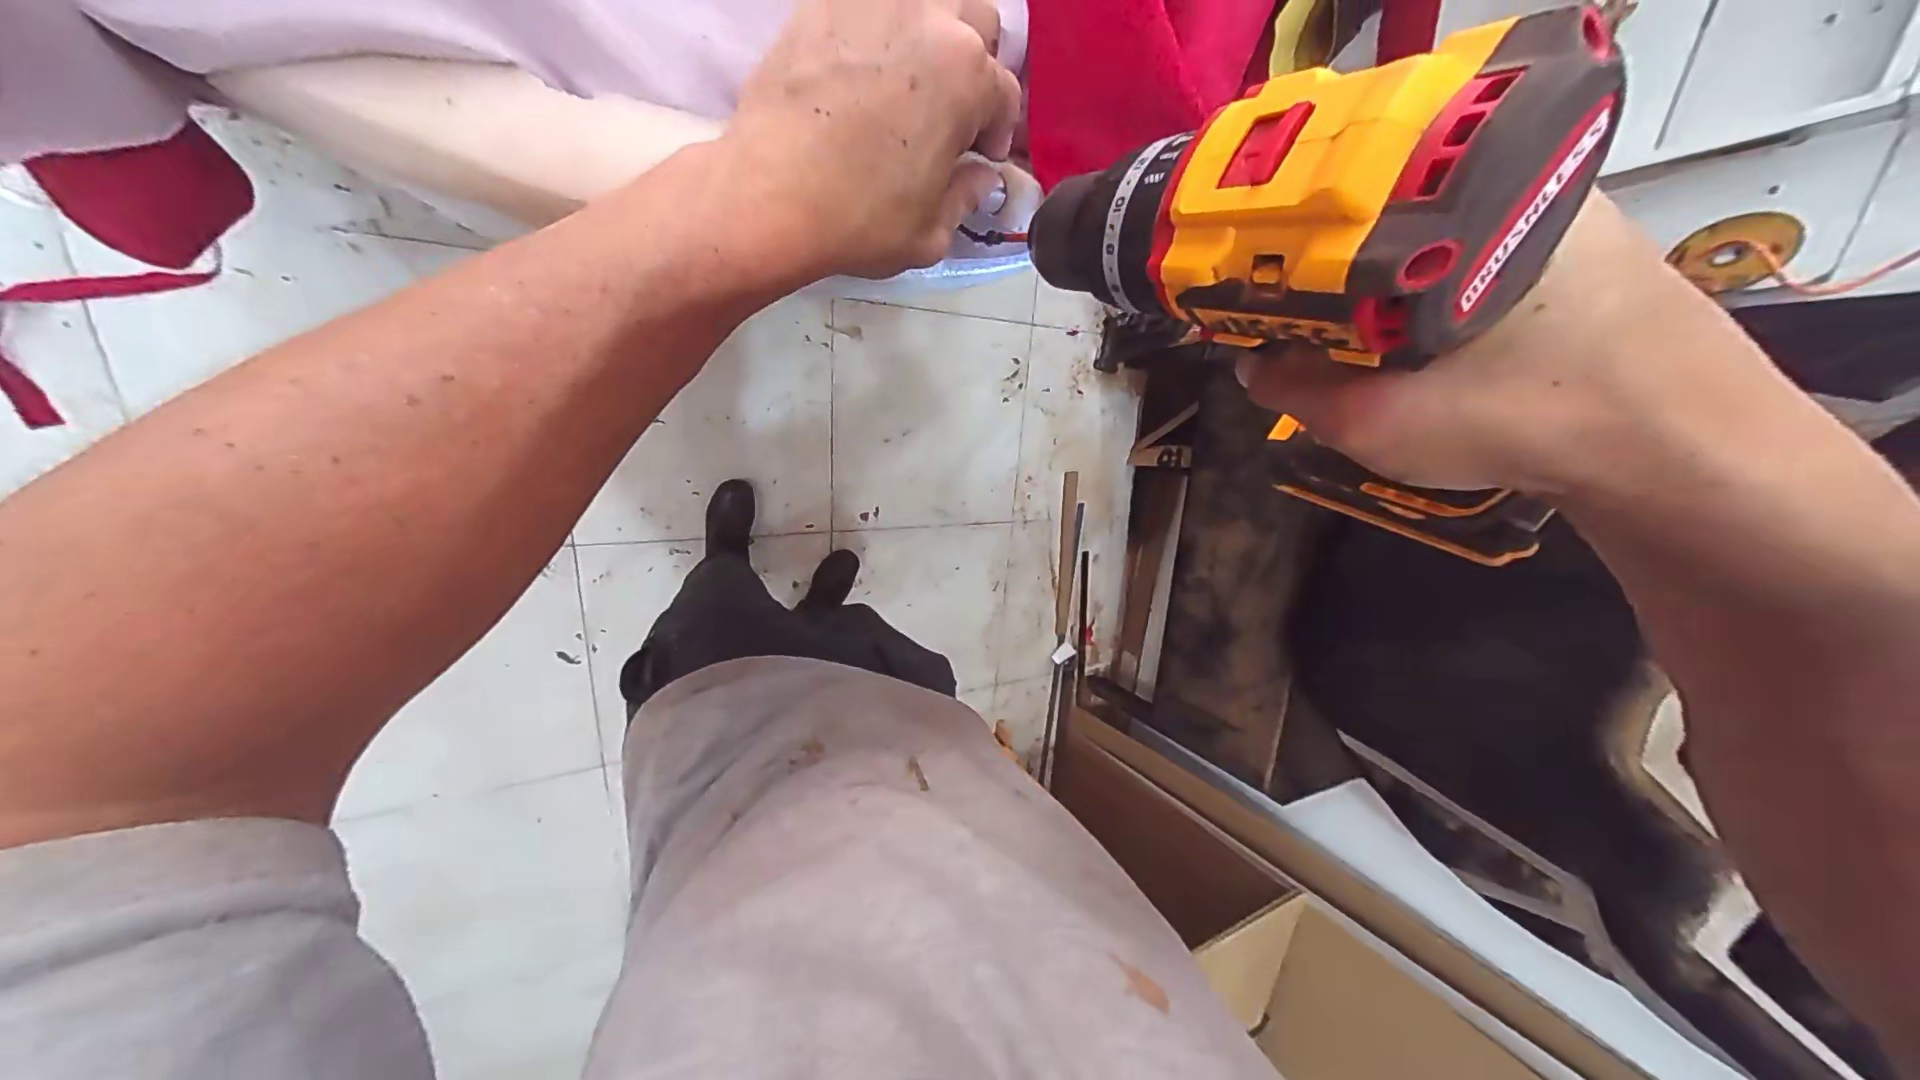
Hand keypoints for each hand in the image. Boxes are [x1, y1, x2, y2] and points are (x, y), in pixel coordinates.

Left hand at [722, 0, 1022, 279]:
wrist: (772, 195)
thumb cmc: (861, 222)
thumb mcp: (930, 234)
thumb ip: (965, 198)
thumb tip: (979, 177)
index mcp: (968, 79)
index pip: (1005, 93)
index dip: (999, 130)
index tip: (982, 155)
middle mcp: (931, 22)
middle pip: (976, 23)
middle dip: (975, 66)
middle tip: (952, 109)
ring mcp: (874, 2)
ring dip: (933, 33)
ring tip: (912, 76)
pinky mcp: (823, 3)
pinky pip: (867, 4)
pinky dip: (877, 29)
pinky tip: (863, 67)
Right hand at [1236, 194, 1789, 495]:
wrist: (1685, 460)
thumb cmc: (1519, 420)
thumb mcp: (1377, 418)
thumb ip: (1297, 390)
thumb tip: (1251, 364)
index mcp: (1472, 211)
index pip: (1349, 217)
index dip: (1294, 259)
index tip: (1262, 301)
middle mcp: (1526, 199)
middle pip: (1394, 236)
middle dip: (1343, 288)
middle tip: (1317, 342)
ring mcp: (1573, 229)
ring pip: (1441, 259)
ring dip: (1395, 302)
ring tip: (1371, 356)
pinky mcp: (1598, 269)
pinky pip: (1487, 276)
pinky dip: (1445, 308)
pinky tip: (1442, 355)